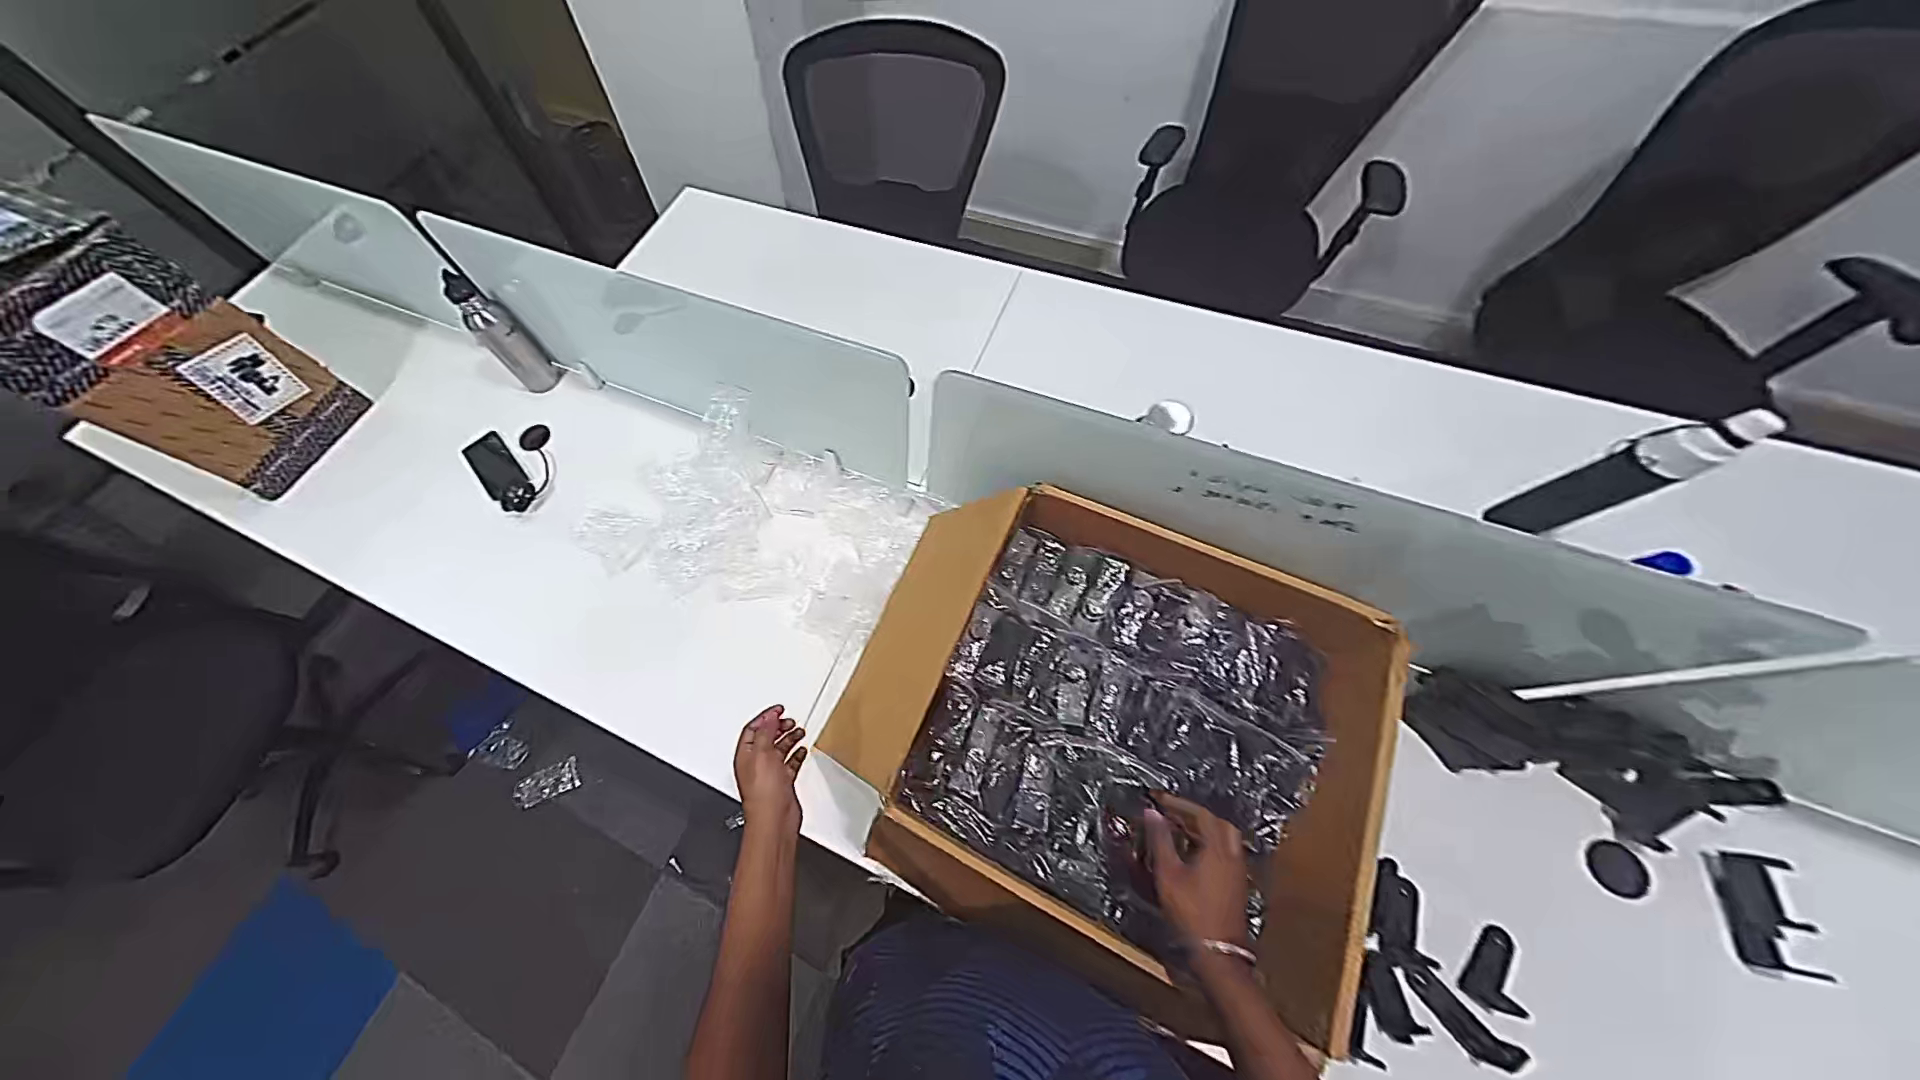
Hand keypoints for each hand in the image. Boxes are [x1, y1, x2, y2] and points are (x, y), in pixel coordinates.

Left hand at [734, 705, 806, 835]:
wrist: (775, 820)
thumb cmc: (763, 794)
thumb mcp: (763, 754)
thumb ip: (767, 733)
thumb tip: (770, 717)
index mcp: (746, 755)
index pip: (753, 729)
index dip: (765, 717)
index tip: (778, 709)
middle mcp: (757, 763)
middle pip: (767, 737)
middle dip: (779, 726)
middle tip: (789, 720)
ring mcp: (770, 773)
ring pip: (780, 749)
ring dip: (789, 738)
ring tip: (798, 731)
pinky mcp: (783, 781)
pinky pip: (790, 762)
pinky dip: (796, 754)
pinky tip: (801, 750)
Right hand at [1143, 792, 1251, 949]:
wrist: (1217, 952)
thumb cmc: (1191, 911)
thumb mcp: (1168, 873)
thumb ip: (1160, 840)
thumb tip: (1152, 813)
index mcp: (1217, 849)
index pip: (1202, 814)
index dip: (1180, 804)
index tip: (1160, 801)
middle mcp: (1232, 856)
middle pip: (1218, 823)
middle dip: (1195, 814)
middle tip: (1173, 814)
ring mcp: (1238, 872)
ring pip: (1225, 839)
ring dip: (1203, 830)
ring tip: (1179, 831)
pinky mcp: (1237, 885)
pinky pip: (1226, 853)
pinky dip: (1209, 844)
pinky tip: (1192, 854)